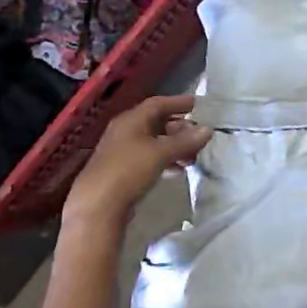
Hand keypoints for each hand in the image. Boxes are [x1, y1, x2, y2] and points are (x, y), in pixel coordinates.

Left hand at [64, 94, 210, 226]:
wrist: (98, 204)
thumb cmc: (129, 170)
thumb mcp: (160, 153)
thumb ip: (184, 141)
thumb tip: (208, 130)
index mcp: (131, 120)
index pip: (156, 104)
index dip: (177, 103)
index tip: (196, 104)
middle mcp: (125, 131)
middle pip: (156, 123)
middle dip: (179, 128)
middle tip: (198, 136)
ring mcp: (122, 151)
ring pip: (154, 142)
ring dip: (174, 147)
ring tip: (193, 157)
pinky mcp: (123, 170)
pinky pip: (149, 158)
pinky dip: (165, 160)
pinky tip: (177, 170)